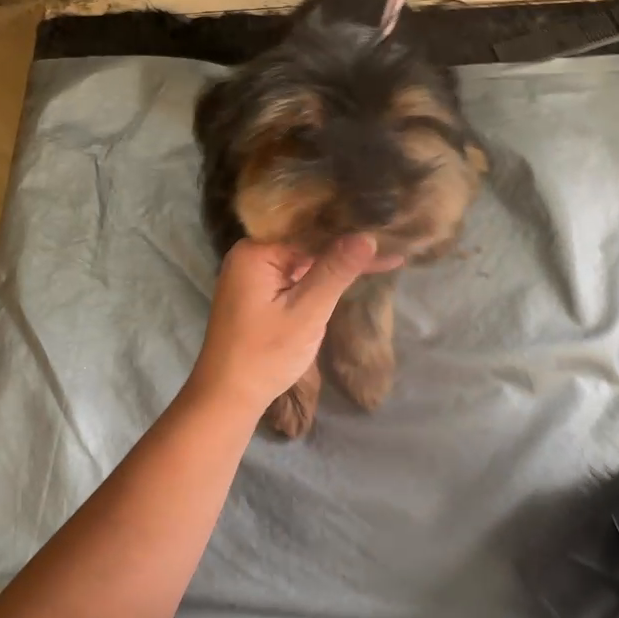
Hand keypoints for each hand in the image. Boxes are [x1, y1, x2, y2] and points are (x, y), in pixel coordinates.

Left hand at [187, 236, 398, 411]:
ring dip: (337, 256)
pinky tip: (354, 270)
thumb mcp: (306, 312)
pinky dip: (321, 274)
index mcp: (254, 250)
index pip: (308, 227)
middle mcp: (250, 254)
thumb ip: (335, 272)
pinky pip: (295, 272)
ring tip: (384, 245)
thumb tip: (367, 235)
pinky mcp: (259, 291)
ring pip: (303, 256)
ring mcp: (253, 273)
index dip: (347, 225)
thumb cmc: (265, 355)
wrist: (228, 396)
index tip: (385, 221)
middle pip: (305, 239)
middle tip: (390, 230)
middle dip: (345, 238)